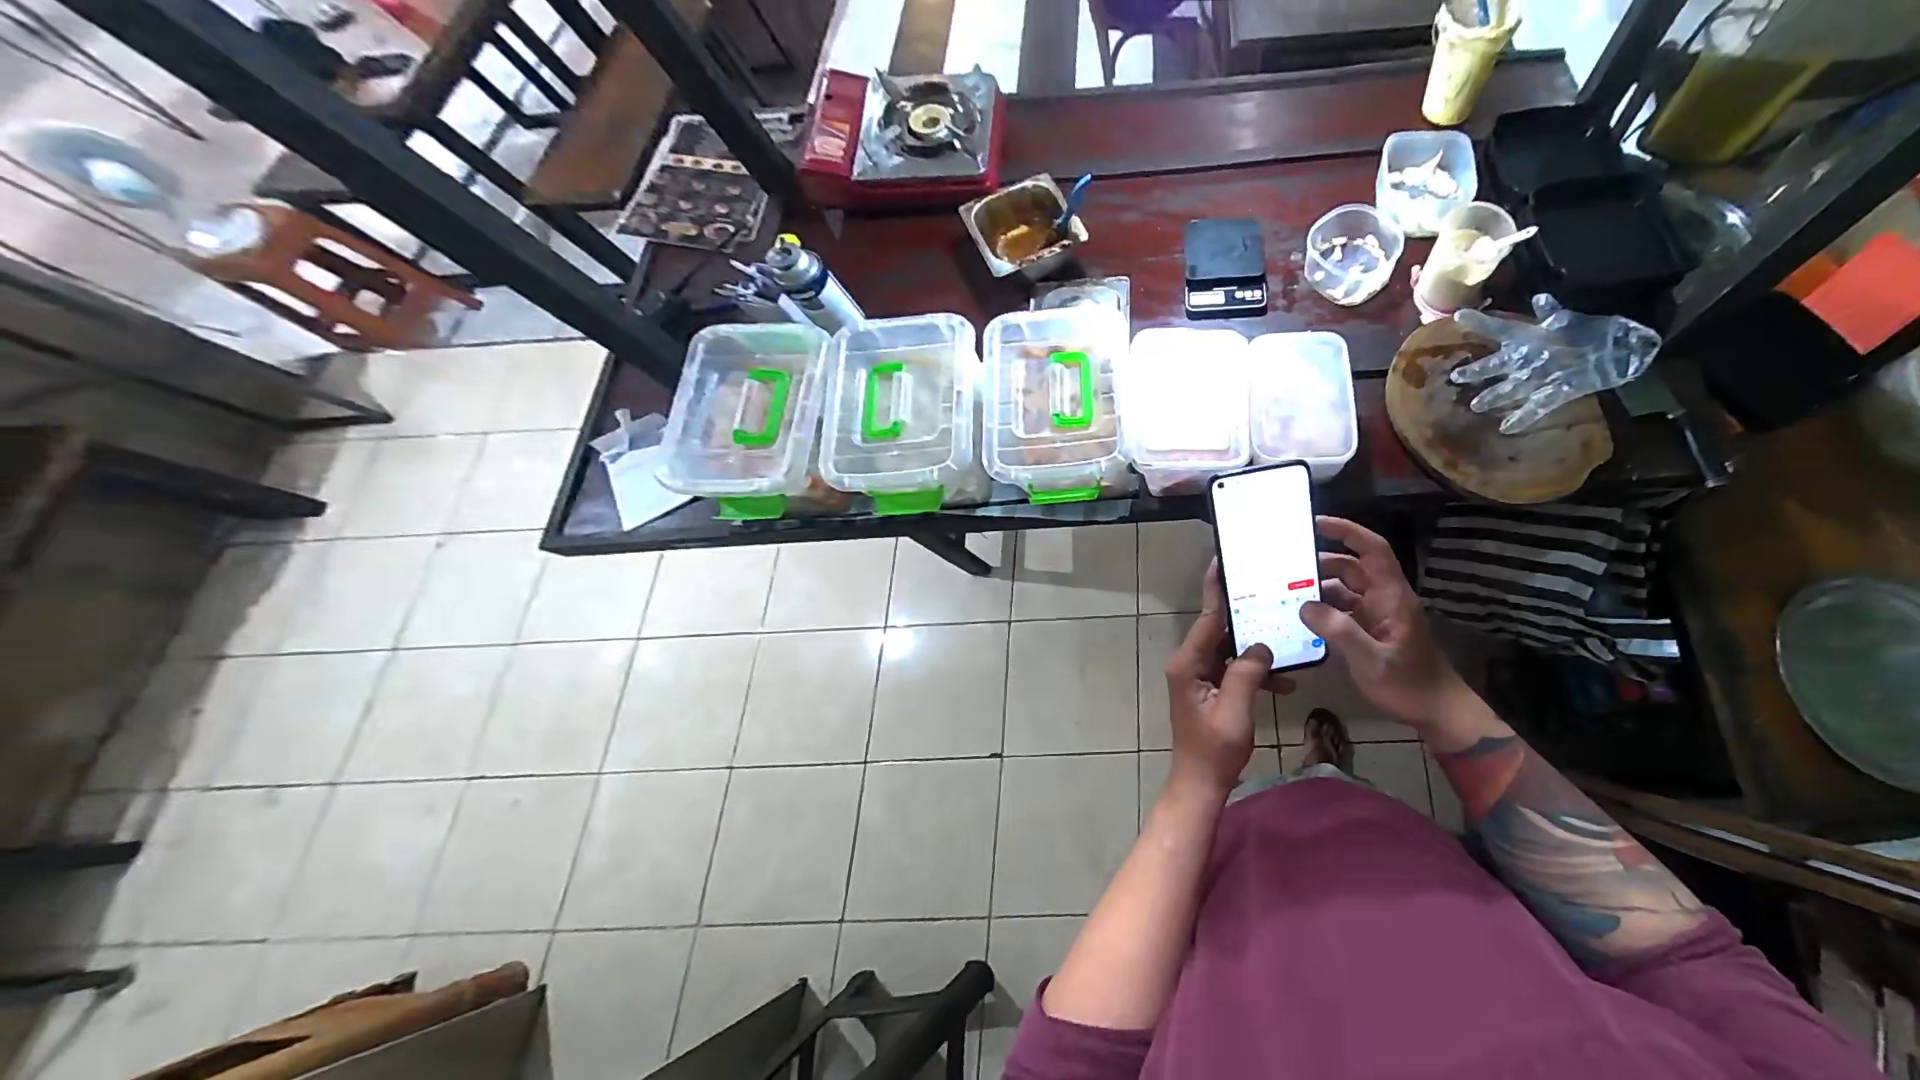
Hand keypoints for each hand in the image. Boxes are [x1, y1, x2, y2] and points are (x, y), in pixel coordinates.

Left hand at [1165, 560, 1292, 795]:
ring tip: (1286, 638)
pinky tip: (1283, 679)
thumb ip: (1247, 673)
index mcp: (1188, 664)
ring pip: (1229, 649)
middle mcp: (1189, 663)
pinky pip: (1233, 668)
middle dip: (1244, 614)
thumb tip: (1262, 645)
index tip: (1223, 563)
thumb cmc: (1215, 748)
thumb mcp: (1235, 709)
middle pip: (1218, 629)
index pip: (1205, 618)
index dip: (1216, 591)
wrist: (1202, 780)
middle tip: (1270, 593)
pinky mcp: (1210, 688)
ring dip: (1256, 648)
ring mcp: (1198, 676)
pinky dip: (1255, 671)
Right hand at [1299, 516, 1466, 729]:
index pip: (1372, 551)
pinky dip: (1320, 610)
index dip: (1347, 531)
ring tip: (1283, 592)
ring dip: (1317, 588)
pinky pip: (1341, 611)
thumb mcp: (1371, 660)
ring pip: (1343, 590)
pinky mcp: (1369, 633)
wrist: (1438, 714)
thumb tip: (1304, 605)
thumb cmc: (1409, 685)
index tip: (1315, 523)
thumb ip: (1338, 630)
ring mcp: (1377, 616)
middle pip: (1351, 568)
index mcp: (1391, 597)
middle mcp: (1384, 600)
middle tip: (1284, 567)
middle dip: (1319, 563)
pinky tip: (1298, 618)